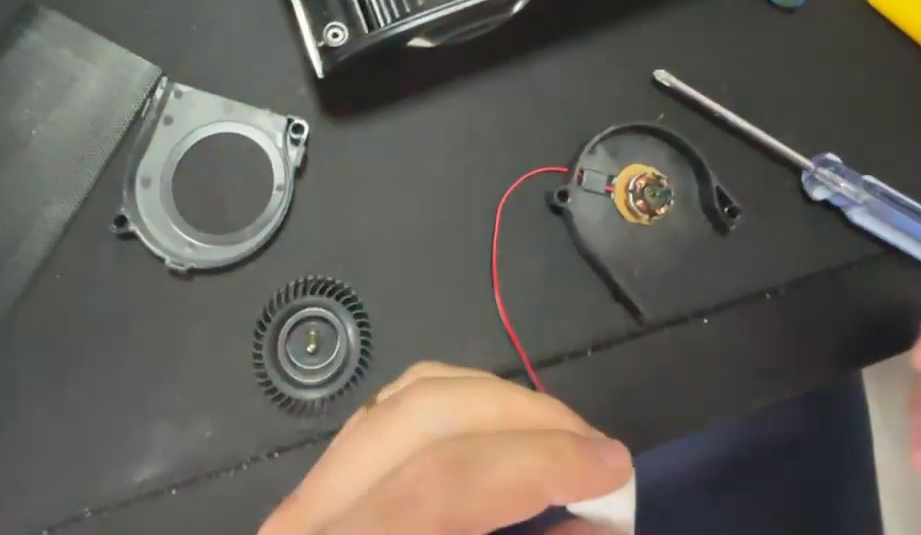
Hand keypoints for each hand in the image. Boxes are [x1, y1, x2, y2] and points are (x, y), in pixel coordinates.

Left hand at [261, 362, 632, 534]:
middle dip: (524, 416)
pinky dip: (453, 407)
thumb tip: (594, 525)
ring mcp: (304, 502)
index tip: (617, 466)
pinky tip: (495, 429)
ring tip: (555, 433)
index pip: (446, 482)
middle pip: (424, 417)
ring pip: (404, 398)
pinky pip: (388, 414)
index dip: (541, 460)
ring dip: (491, 401)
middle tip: (594, 447)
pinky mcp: (316, 495)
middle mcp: (310, 524)